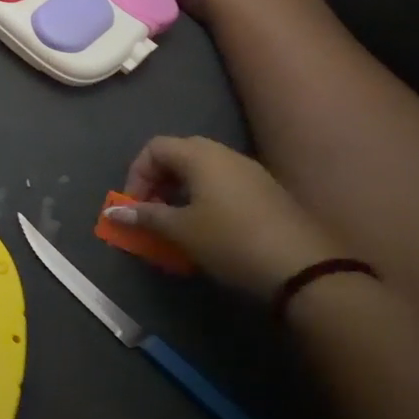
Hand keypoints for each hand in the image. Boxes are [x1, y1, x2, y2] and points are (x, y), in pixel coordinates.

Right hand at [110, 136, 344, 297]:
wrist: (305, 270)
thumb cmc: (231, 241)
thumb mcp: (181, 231)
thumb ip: (146, 217)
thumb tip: (113, 213)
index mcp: (200, 155)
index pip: (155, 148)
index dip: (137, 174)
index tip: (135, 206)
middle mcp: (225, 155)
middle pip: (179, 155)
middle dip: (158, 181)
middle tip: (152, 211)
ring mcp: (251, 172)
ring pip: (204, 171)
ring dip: (182, 192)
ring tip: (177, 223)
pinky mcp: (268, 193)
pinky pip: (225, 185)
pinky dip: (206, 199)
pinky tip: (209, 229)